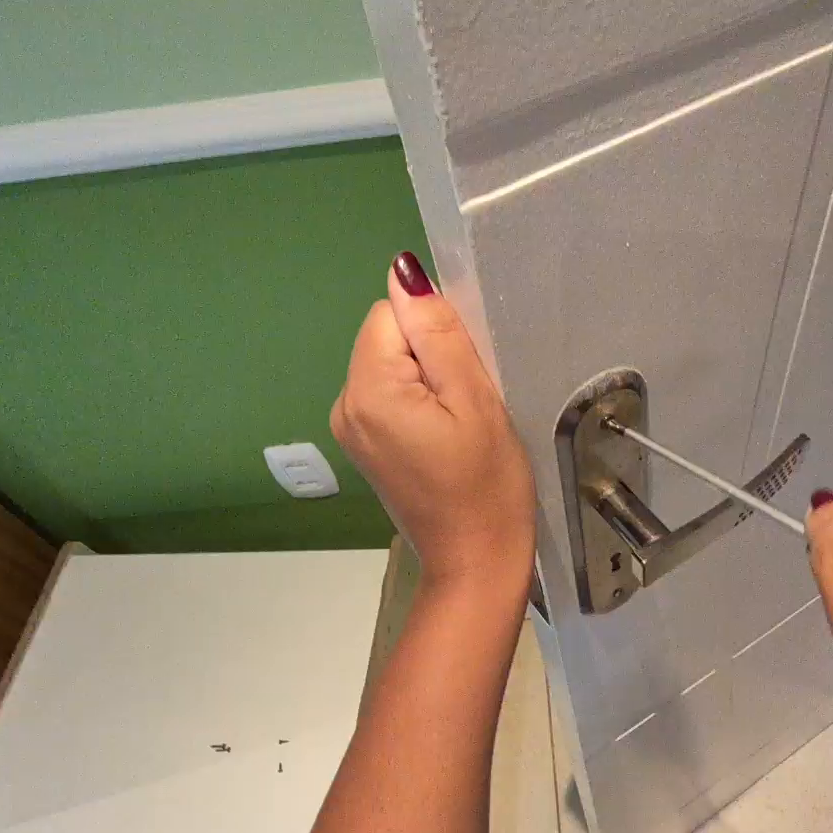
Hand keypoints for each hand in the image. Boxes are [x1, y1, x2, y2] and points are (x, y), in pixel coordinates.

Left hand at [331, 253, 535, 591]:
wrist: (477, 561)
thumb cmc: (488, 485)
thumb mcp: (475, 402)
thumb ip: (438, 334)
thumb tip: (404, 272)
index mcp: (368, 391)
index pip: (392, 314)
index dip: (435, 334)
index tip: (466, 376)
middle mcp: (344, 405)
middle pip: (387, 339)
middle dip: (430, 357)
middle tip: (468, 405)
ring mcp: (351, 430)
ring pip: (391, 368)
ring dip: (428, 381)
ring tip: (460, 425)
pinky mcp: (365, 447)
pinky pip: (389, 398)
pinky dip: (419, 404)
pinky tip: (445, 437)